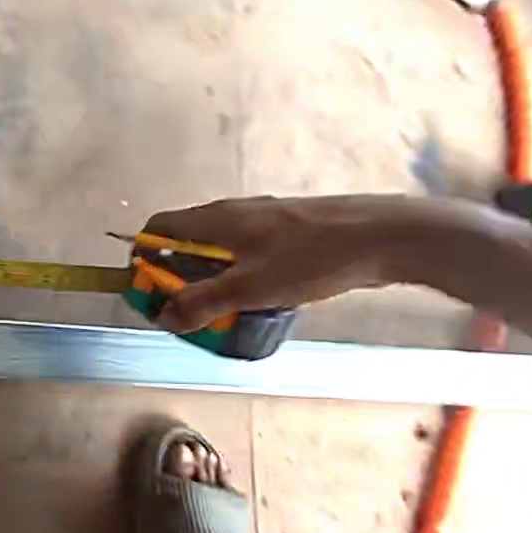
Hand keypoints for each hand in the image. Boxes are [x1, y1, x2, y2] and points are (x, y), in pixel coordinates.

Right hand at [143, 195, 461, 331]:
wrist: (388, 237)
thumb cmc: (311, 258)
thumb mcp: (249, 288)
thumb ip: (201, 303)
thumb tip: (163, 318)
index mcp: (214, 220)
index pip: (157, 228)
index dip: (143, 257)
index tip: (147, 289)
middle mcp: (231, 214)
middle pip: (183, 241)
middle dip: (174, 276)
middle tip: (183, 311)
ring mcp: (260, 221)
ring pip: (214, 250)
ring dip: (205, 280)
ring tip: (217, 311)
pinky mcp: (285, 232)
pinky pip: (242, 254)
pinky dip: (233, 276)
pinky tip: (253, 300)